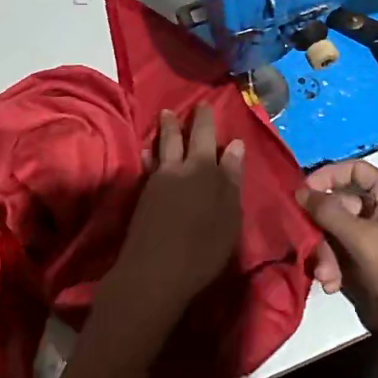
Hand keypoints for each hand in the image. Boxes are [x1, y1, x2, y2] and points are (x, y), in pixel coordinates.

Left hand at [109, 107, 244, 318]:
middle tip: (182, 107)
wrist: (155, 273)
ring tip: (164, 118)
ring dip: (163, 133)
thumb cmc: (203, 247)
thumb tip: (235, 145)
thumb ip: (231, 178)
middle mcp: (177, 168)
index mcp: (203, 168)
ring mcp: (156, 182)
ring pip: (159, 149)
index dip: (206, 118)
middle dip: (182, 121)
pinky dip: (148, 156)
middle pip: (178, 138)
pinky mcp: (142, 199)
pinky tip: (146, 153)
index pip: (205, 135)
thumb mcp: (229, 214)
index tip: (206, 104)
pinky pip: (146, 166)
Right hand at [297, 161, 377, 354]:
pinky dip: (334, 268)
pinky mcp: (371, 264)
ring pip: (337, 233)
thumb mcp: (363, 239)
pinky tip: (332, 286)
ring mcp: (377, 240)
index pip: (355, 170)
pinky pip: (343, 255)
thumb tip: (301, 190)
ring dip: (326, 254)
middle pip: (341, 205)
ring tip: (326, 277)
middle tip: (310, 248)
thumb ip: (330, 213)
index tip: (302, 193)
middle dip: (323, 228)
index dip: (327, 176)